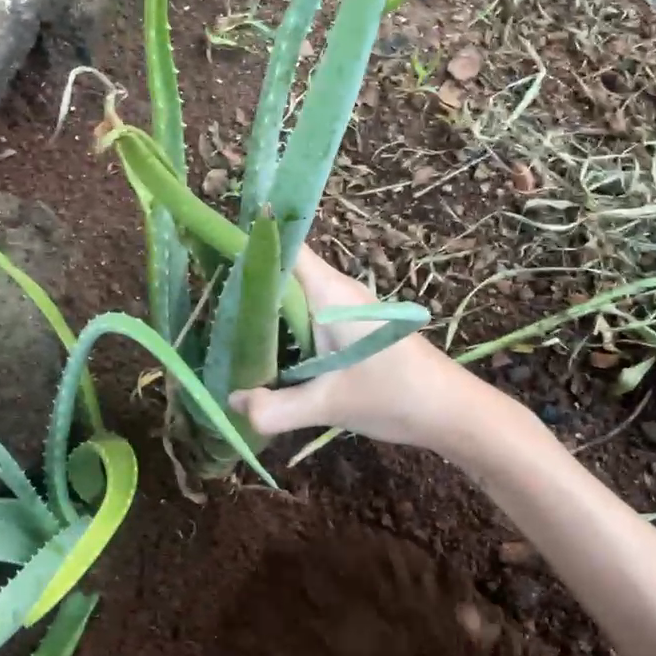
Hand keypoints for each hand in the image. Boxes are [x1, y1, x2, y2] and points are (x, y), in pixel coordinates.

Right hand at [231, 249, 474, 449]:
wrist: (450, 410)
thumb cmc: (395, 395)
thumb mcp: (329, 405)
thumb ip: (276, 408)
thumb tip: (231, 404)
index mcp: (330, 293)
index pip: (285, 248)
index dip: (248, 245)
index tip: (209, 253)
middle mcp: (336, 291)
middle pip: (282, 273)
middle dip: (246, 285)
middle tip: (205, 303)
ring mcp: (345, 308)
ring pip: (293, 297)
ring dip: (264, 311)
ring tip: (223, 328)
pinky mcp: (351, 327)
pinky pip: (307, 315)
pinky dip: (283, 327)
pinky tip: (263, 351)